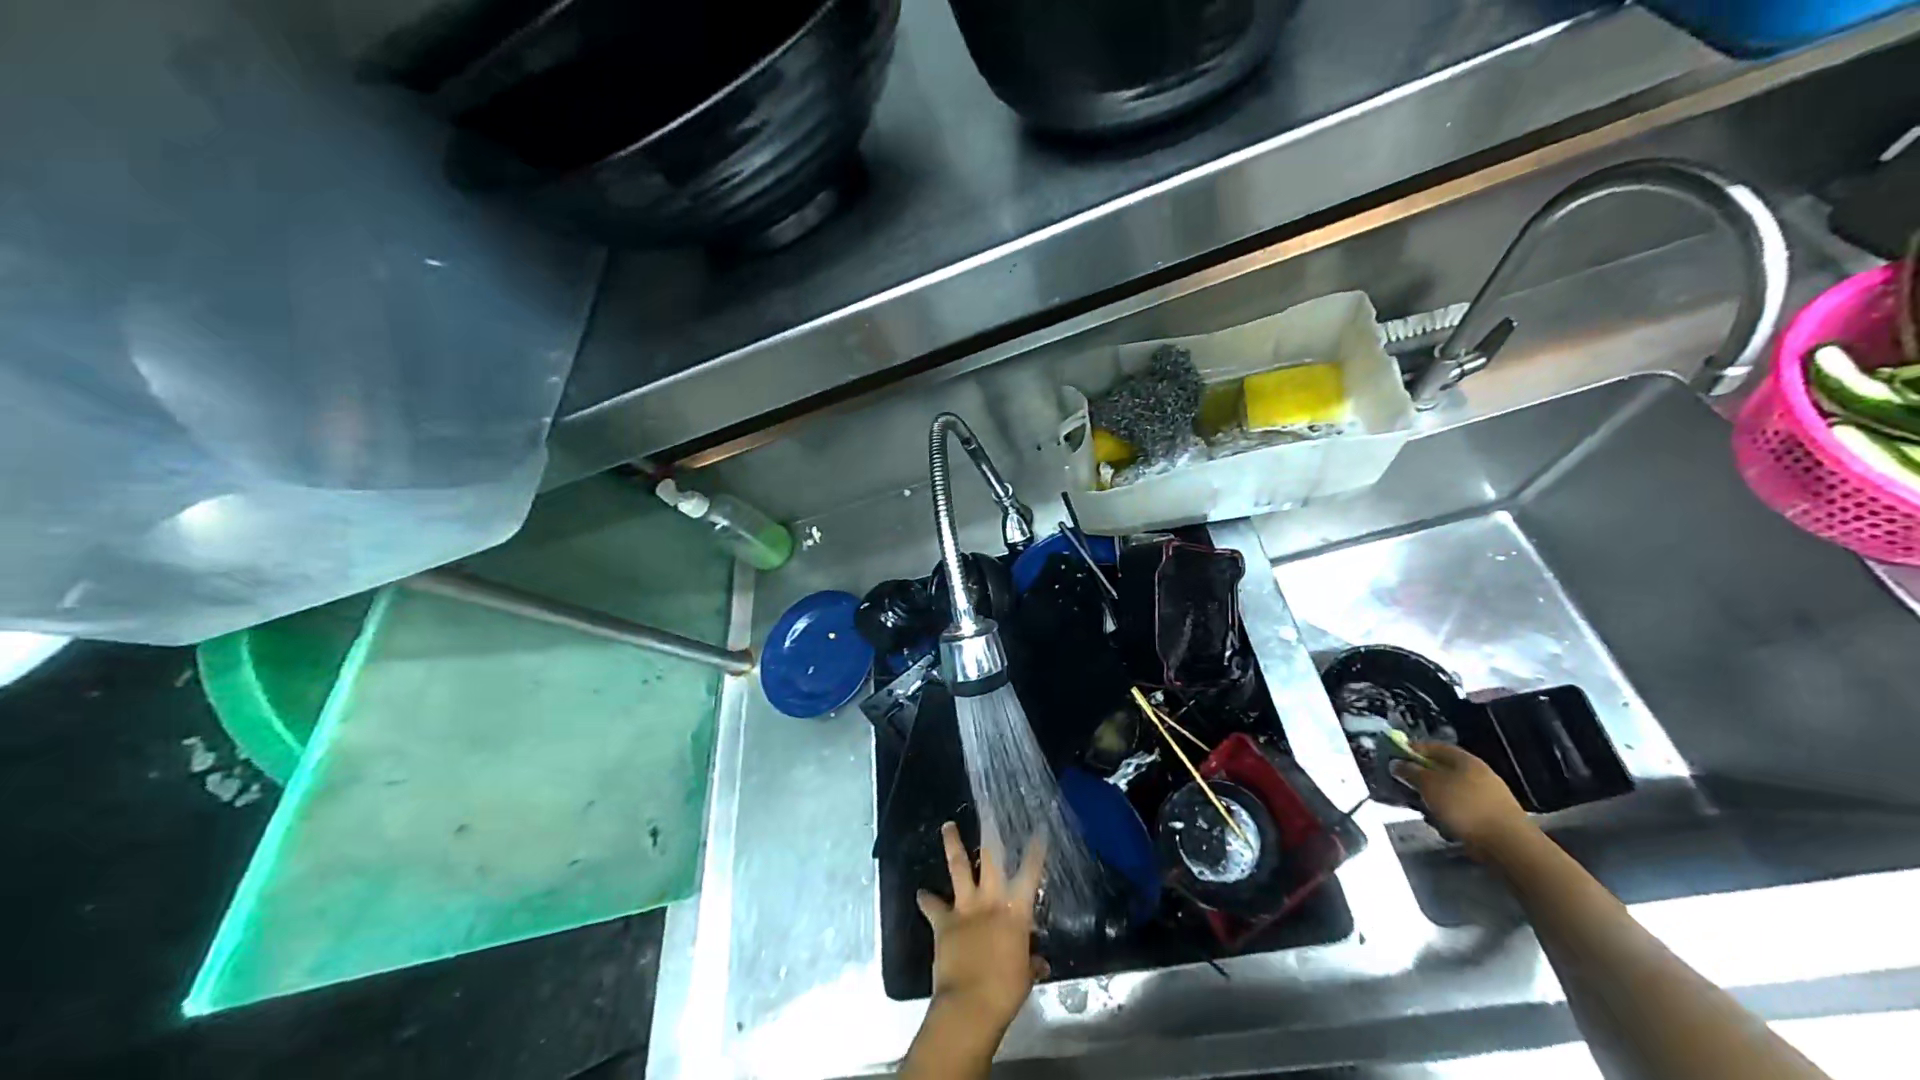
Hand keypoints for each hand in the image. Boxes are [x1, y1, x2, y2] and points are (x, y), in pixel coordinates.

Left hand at [916, 821, 1049, 1035]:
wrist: (969, 1004)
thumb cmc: (1005, 991)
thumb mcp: (1026, 976)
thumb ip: (1030, 962)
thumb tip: (1038, 961)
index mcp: (1015, 913)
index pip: (1030, 874)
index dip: (1034, 851)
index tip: (1037, 830)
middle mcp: (990, 901)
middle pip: (990, 858)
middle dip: (990, 832)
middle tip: (988, 810)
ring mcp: (965, 908)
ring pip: (958, 867)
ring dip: (953, 845)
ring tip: (947, 826)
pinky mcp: (943, 921)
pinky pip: (932, 905)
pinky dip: (927, 899)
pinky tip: (921, 893)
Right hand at [1391, 742, 1534, 859]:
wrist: (1508, 843)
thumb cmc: (1464, 807)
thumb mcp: (1429, 785)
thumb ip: (1411, 772)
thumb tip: (1397, 763)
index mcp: (1465, 759)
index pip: (1433, 746)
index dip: (1412, 749)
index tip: (1394, 758)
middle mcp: (1478, 772)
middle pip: (1443, 766)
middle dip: (1422, 773)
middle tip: (1404, 782)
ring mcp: (1488, 793)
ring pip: (1452, 787)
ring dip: (1435, 793)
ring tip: (1421, 803)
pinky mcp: (1492, 813)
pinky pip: (1462, 804)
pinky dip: (1448, 808)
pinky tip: (1441, 818)